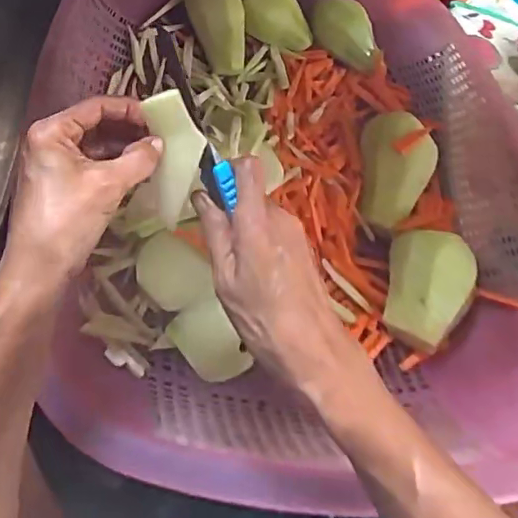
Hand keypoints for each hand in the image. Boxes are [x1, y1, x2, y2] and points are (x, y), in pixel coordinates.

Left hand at [3, 97, 161, 291]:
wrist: (38, 271)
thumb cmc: (66, 221)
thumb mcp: (107, 185)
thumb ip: (137, 159)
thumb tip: (158, 144)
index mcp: (50, 131)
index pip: (95, 107)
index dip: (127, 108)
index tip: (154, 115)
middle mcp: (47, 141)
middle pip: (94, 123)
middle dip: (127, 128)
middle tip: (157, 133)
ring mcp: (52, 163)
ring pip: (94, 145)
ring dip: (122, 147)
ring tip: (152, 151)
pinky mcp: (59, 183)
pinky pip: (90, 163)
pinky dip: (113, 164)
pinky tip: (136, 169)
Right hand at [192, 157, 365, 395]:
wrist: (315, 351)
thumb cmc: (261, 318)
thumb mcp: (225, 278)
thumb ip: (214, 231)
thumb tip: (202, 196)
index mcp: (257, 220)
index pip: (248, 166)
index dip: (228, 168)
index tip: (211, 189)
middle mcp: (280, 216)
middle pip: (252, 191)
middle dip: (232, 207)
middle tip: (218, 243)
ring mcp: (295, 230)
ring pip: (262, 212)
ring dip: (246, 227)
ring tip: (238, 267)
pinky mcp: (304, 245)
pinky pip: (274, 228)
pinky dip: (261, 240)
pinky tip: (257, 274)